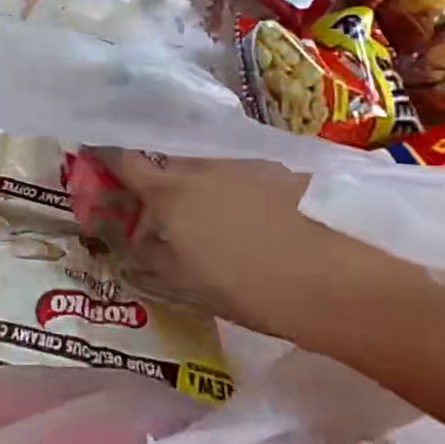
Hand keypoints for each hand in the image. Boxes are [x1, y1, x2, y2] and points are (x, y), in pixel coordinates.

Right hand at [99, 151, 444, 356]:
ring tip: (219, 221)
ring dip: (201, 185)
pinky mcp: (278, 165)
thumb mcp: (198, 287)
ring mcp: (242, 162)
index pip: (126, 161)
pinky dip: (237, 188)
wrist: (350, 278)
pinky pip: (240, 171)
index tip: (94, 151)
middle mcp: (201, 167)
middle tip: (167, 210)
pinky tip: (258, 218)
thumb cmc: (262, 292)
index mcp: (172, 196)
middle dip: (160, 180)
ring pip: (206, 166)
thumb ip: (159, 262)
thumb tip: (131, 249)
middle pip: (168, 163)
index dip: (106, 154)